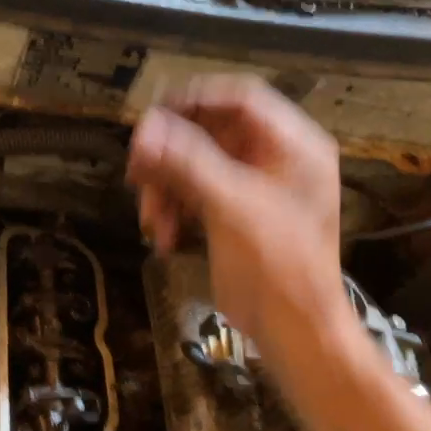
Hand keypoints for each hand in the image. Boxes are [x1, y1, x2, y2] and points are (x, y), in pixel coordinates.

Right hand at [128, 75, 345, 352]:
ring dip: (164, 188)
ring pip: (192, 165)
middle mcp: (273, 159)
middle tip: (136, 172)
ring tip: (151, 219)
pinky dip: (173, 211)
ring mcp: (251, 188)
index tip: (152, 118)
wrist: (293, 331)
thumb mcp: (231, 205)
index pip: (240, 99)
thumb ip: (186, 161)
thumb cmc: (277, 265)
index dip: (194, 101)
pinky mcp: (231, 215)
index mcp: (292, 146)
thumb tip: (142, 129)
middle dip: (169, 155)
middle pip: (208, 133)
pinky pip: (192, 195)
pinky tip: (163, 238)